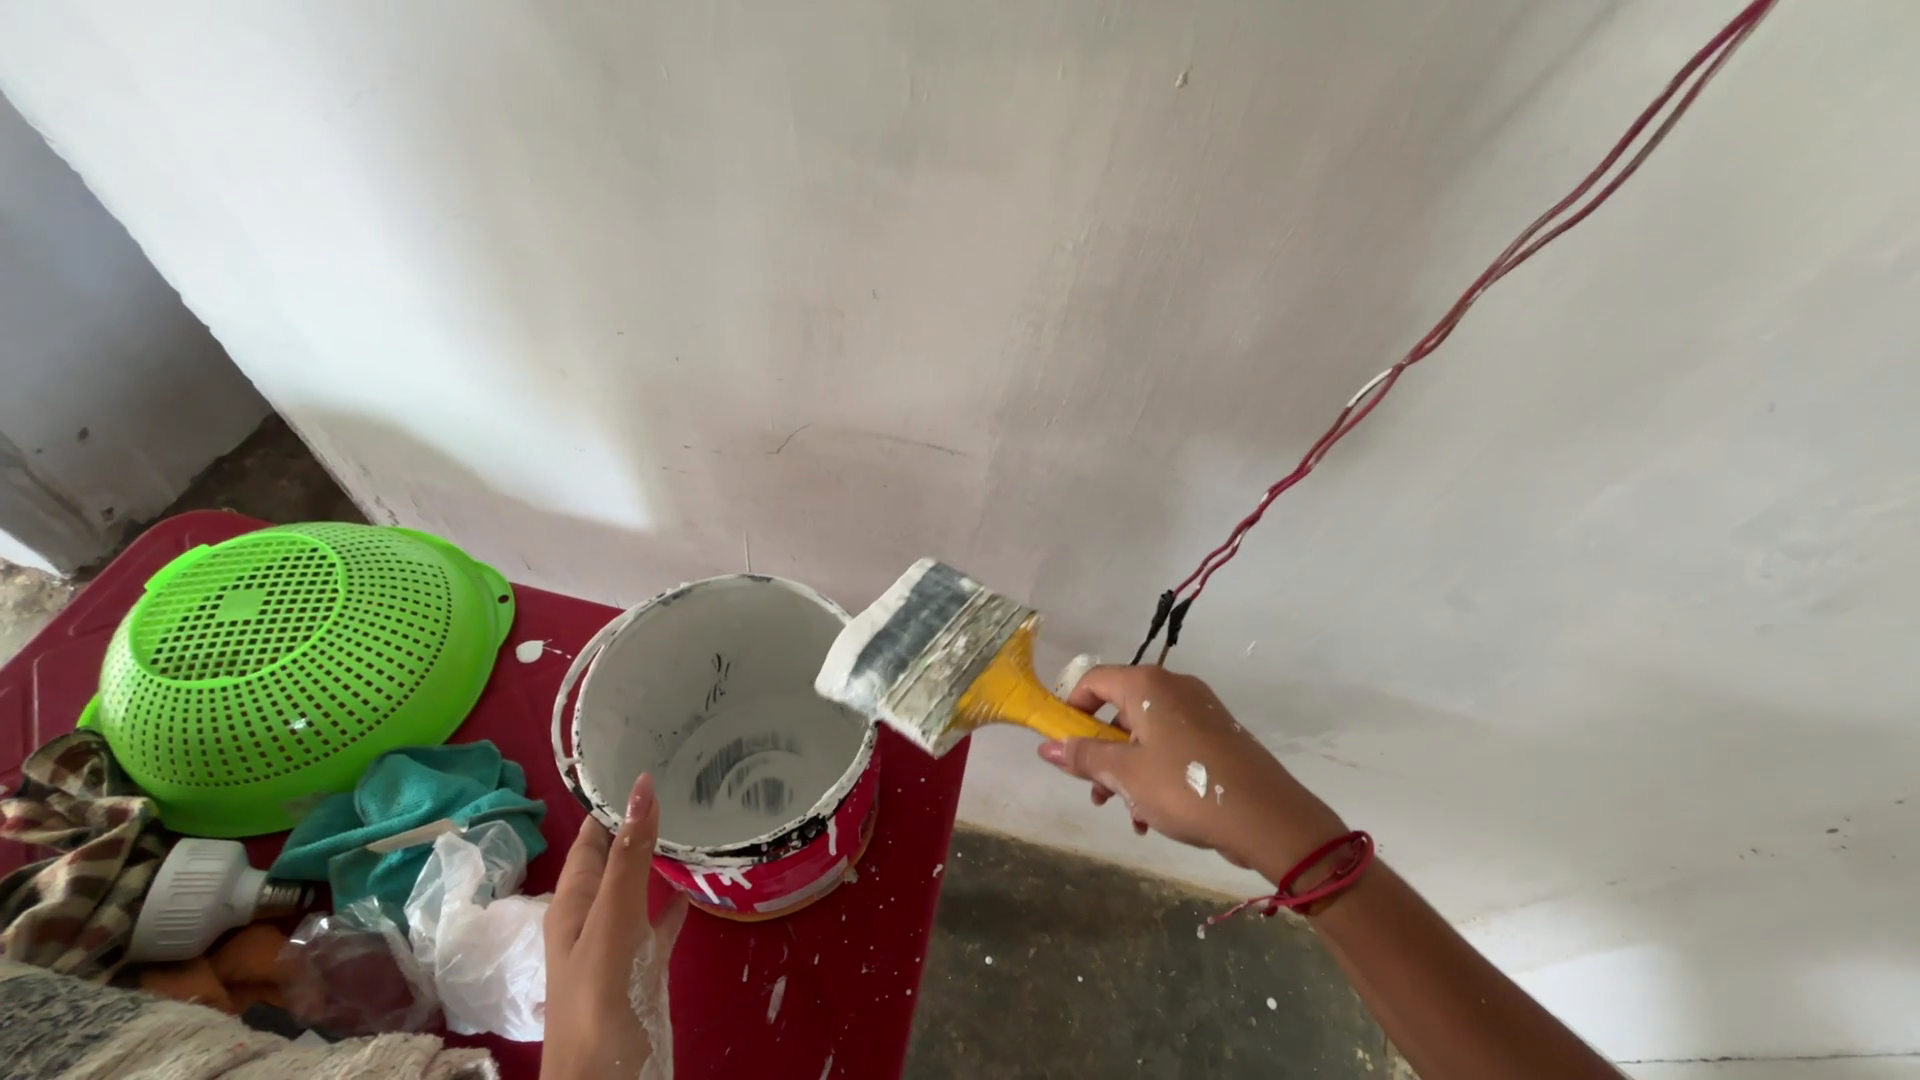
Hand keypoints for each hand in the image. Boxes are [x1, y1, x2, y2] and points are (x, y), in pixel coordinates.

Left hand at [542, 774, 688, 1079]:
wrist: (608, 1076)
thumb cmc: (602, 994)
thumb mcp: (613, 919)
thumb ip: (629, 856)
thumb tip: (641, 784)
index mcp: (574, 901)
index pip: (591, 835)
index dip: (612, 798)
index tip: (647, 756)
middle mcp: (594, 914)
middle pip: (618, 855)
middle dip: (643, 819)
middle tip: (686, 776)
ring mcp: (621, 940)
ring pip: (641, 883)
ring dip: (662, 854)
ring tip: (699, 815)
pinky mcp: (646, 963)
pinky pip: (662, 918)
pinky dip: (679, 896)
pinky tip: (703, 881)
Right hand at [1038, 665, 1347, 882]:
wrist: (1268, 818)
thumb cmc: (1185, 787)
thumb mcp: (1125, 774)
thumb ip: (1083, 756)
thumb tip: (1046, 745)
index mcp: (1148, 685)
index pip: (1093, 681)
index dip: (1071, 711)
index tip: (1064, 747)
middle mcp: (1174, 688)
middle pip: (1120, 711)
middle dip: (1101, 754)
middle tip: (1096, 792)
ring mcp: (1200, 711)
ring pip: (1146, 736)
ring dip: (1128, 773)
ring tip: (1129, 815)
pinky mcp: (1218, 736)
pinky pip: (1172, 748)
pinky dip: (1156, 775)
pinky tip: (1155, 818)